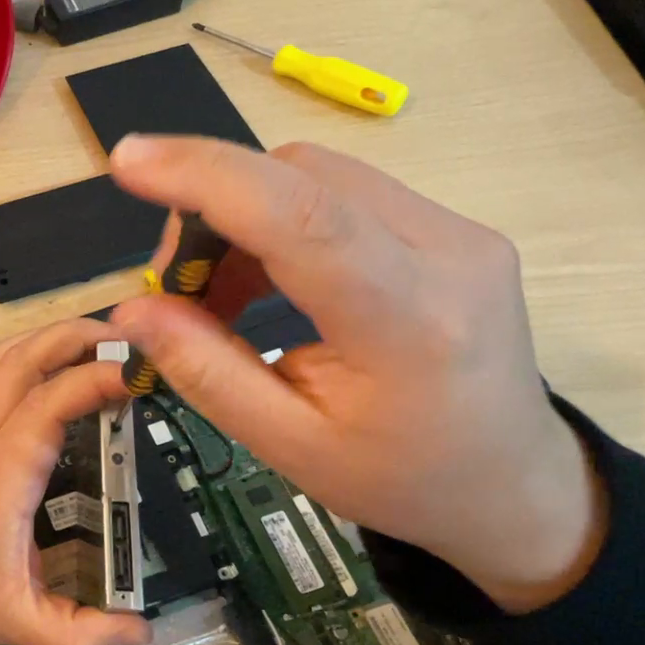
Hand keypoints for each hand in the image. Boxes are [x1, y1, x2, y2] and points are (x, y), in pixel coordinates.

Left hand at [0, 318, 153, 644]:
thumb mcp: (21, 626)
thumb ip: (82, 639)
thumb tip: (141, 629)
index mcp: (0, 478)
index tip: (136, 376)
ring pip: (6, 356)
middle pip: (22, 360)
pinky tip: (64, 363)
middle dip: (77, 339)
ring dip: (54, 338)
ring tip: (104, 345)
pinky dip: (33, 351)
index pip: (43, 407)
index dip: (89, 381)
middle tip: (131, 344)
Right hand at [108, 135, 603, 612]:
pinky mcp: (449, 226)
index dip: (208, 179)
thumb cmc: (401, 479)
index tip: (129, 161)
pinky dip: (276, 220)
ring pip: (315, 175)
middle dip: (212, 208)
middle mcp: (447, 255)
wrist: (515, 483)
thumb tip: (134, 311)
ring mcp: (457, 231)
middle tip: (175, 284)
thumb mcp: (290, 446)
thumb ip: (208, 372)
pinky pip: (339, 191)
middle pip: (301, 178)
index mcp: (409, 325)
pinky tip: (262, 277)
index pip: (303, 220)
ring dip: (241, 214)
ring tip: (215, 290)